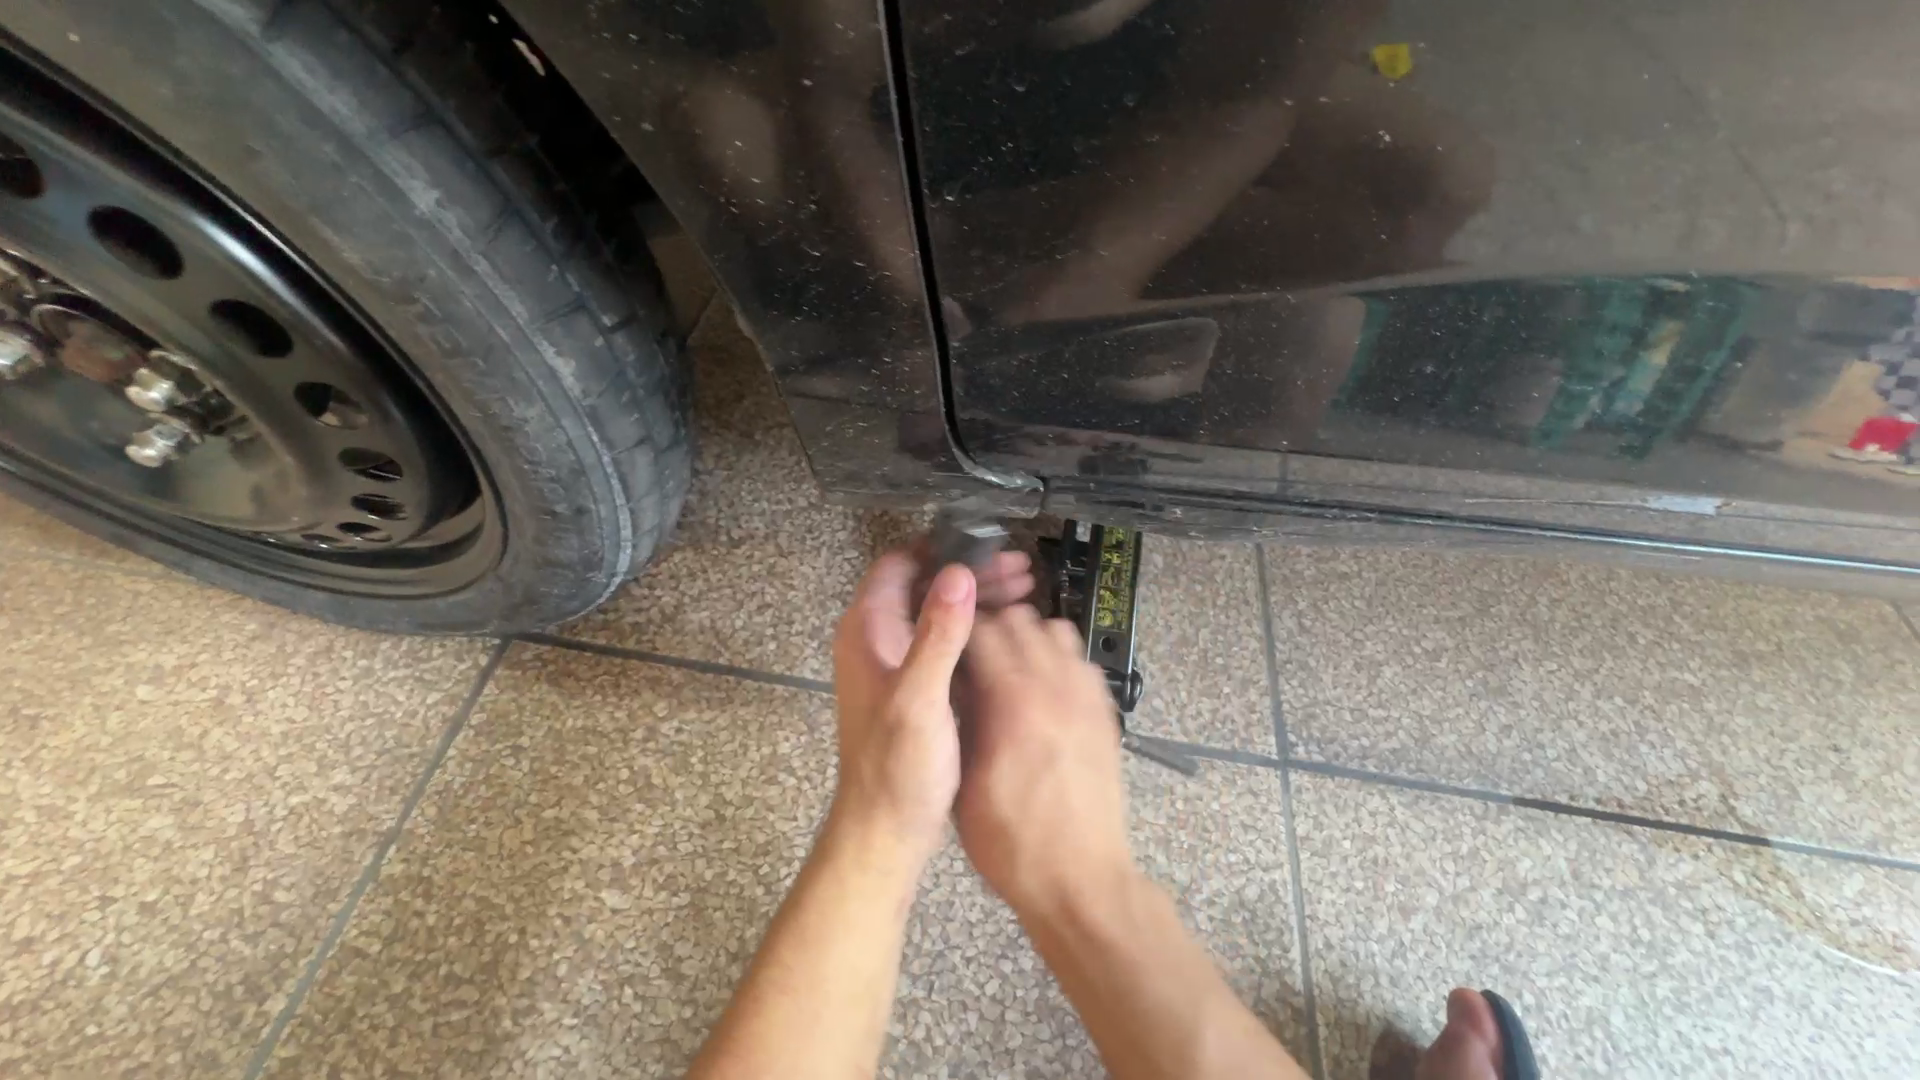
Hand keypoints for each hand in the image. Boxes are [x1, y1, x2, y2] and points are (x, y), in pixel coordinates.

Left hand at [829, 545, 1033, 869]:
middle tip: (1023, 571)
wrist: (886, 828)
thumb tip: (958, 573)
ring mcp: (895, 662)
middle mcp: (876, 639)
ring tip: (1027, 591)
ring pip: (937, 611)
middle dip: (972, 573)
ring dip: (977, 598)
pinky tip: (1009, 630)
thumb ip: (937, 634)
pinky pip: (944, 639)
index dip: (941, 548)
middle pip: (923, 584)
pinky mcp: (914, 685)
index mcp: (867, 631)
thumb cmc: (898, 765)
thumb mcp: (920, 697)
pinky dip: (974, 628)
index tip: (987, 546)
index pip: (898, 564)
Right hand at [954, 605, 1133, 917]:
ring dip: (1027, 640)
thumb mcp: (964, 784)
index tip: (941, 638)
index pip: (980, 629)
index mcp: (1013, 701)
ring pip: (1054, 631)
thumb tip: (952, 681)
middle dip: (990, 628)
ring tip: (1006, 667)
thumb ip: (960, 721)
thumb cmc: (1011, 843)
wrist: (1080, 881)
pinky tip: (1043, 690)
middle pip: (1019, 619)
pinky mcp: (1104, 714)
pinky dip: (1059, 661)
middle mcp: (1054, 687)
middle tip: (969, 652)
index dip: (955, 630)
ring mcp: (1086, 698)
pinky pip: (1081, 662)